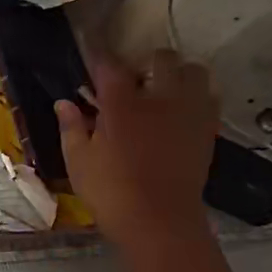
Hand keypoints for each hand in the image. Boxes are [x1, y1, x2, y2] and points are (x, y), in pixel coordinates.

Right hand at [56, 51, 218, 256]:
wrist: (159, 221)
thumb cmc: (111, 192)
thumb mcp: (78, 162)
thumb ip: (71, 128)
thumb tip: (64, 103)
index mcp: (122, 103)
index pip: (109, 64)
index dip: (98, 55)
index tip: (91, 51)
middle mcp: (160, 97)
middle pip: (161, 58)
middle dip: (145, 63)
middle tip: (132, 81)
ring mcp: (188, 111)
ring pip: (193, 71)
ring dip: (177, 75)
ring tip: (162, 92)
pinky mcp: (207, 129)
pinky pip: (208, 97)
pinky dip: (195, 96)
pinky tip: (180, 113)